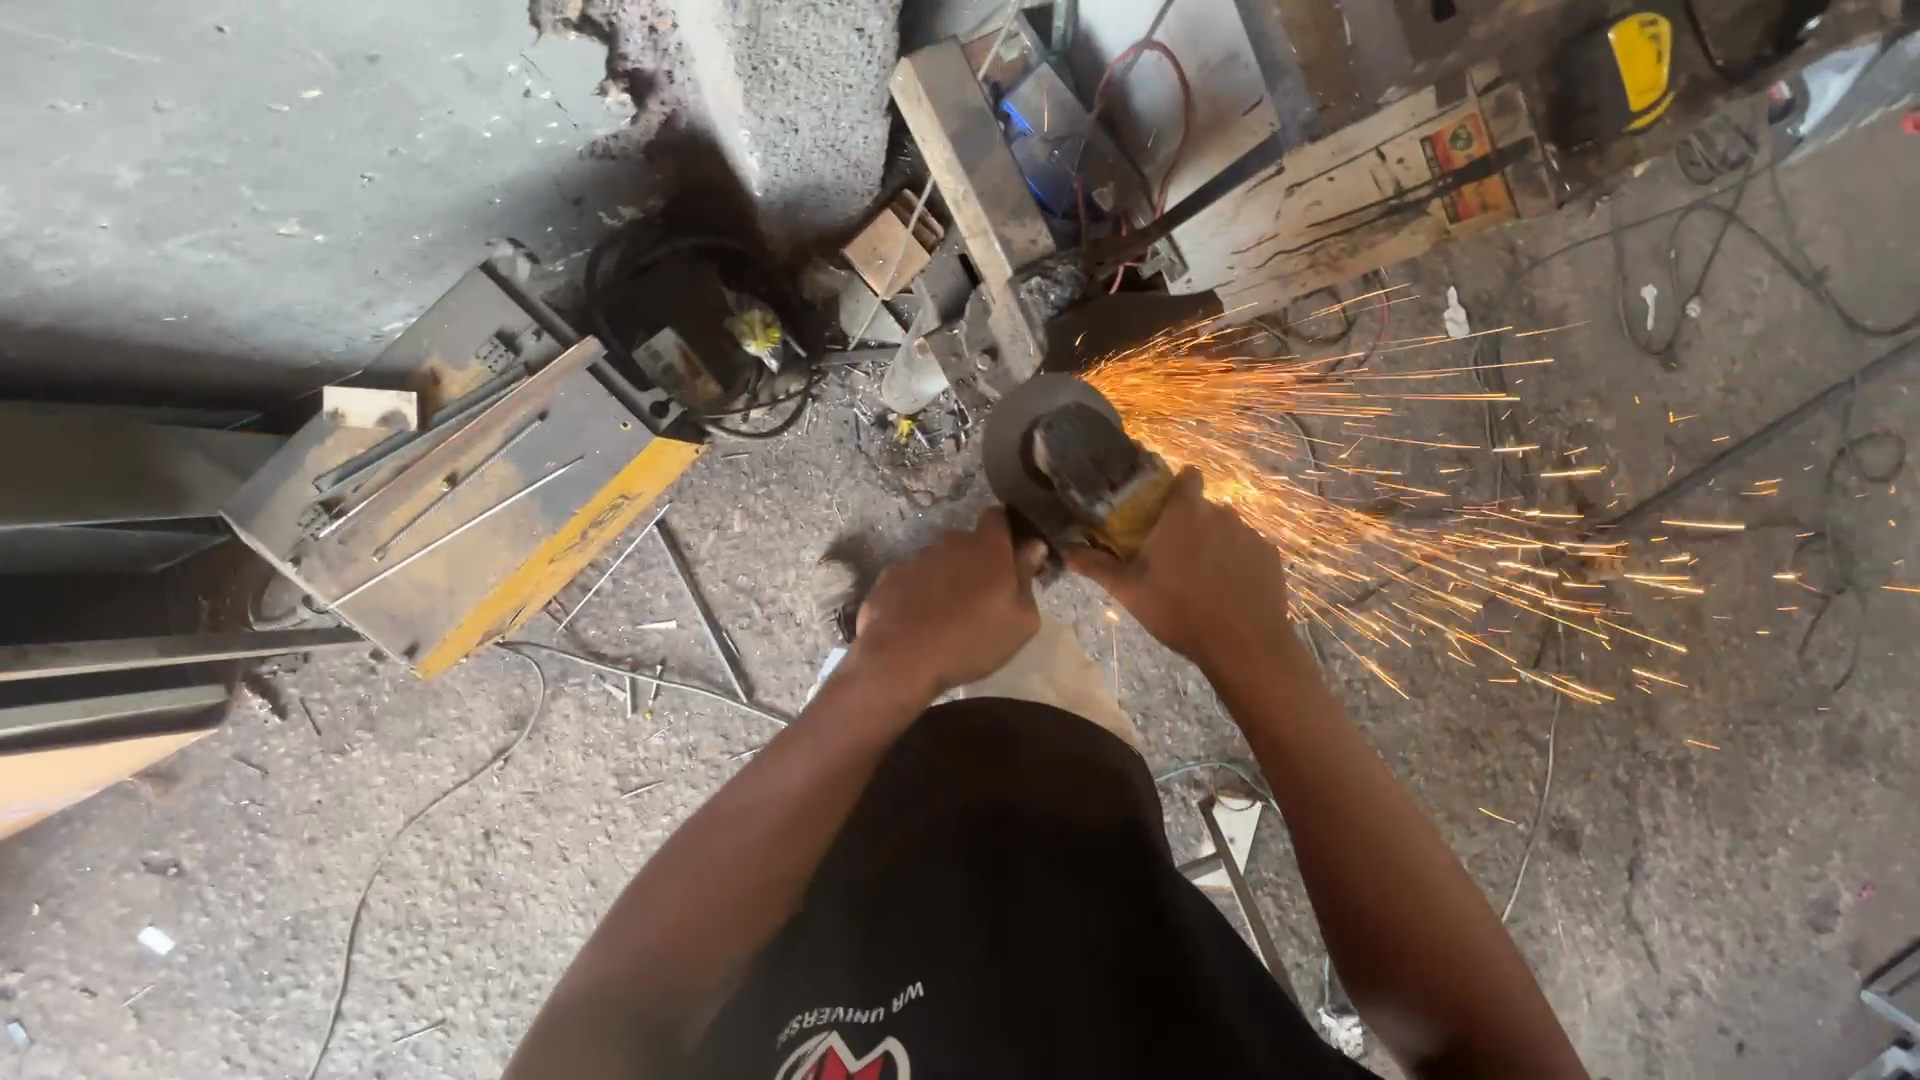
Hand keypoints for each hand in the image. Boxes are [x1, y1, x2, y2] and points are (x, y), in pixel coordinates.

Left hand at [850, 508, 1047, 696]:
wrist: (902, 658)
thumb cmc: (972, 640)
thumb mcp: (1020, 621)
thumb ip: (1027, 577)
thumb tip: (1032, 547)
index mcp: (988, 548)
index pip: (997, 517)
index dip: (1004, 531)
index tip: (1008, 555)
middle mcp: (950, 542)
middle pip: (967, 542)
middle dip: (974, 561)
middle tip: (978, 598)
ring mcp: (916, 557)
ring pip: (938, 560)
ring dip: (944, 577)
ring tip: (944, 614)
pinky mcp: (890, 576)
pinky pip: (911, 577)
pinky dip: (917, 592)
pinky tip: (917, 620)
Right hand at [1066, 468, 1291, 675]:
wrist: (1243, 644)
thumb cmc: (1179, 611)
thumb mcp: (1130, 591)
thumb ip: (1097, 566)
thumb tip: (1064, 552)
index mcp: (1184, 514)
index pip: (1187, 477)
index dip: (1178, 488)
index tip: (1166, 510)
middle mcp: (1221, 513)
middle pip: (1205, 508)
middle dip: (1192, 525)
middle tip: (1176, 558)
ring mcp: (1250, 535)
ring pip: (1228, 530)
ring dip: (1216, 544)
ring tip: (1205, 579)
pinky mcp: (1271, 557)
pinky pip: (1249, 550)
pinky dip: (1239, 563)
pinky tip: (1230, 591)